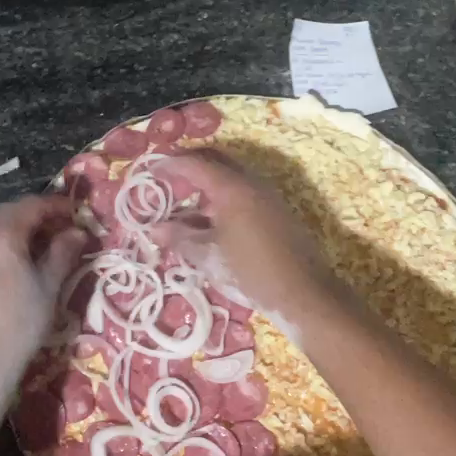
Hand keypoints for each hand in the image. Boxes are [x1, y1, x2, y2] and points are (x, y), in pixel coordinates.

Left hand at [0, 195, 87, 404]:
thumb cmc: (19, 325)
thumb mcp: (48, 288)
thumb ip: (63, 252)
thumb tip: (78, 232)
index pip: (31, 205)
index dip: (56, 206)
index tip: (75, 213)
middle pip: (6, 214)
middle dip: (33, 217)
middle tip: (57, 230)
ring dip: (12, 233)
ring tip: (33, 249)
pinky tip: (6, 270)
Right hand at [154, 150, 343, 322]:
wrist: (302, 293)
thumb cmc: (250, 271)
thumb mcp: (208, 256)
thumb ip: (179, 237)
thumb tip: (154, 229)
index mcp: (232, 188)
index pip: (196, 164)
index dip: (171, 164)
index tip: (152, 169)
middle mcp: (252, 183)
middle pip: (216, 162)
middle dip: (190, 168)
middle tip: (169, 182)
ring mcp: (268, 196)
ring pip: (231, 178)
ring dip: (207, 186)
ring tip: (186, 209)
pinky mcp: (276, 211)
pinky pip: (244, 192)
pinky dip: (223, 198)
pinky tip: (212, 222)